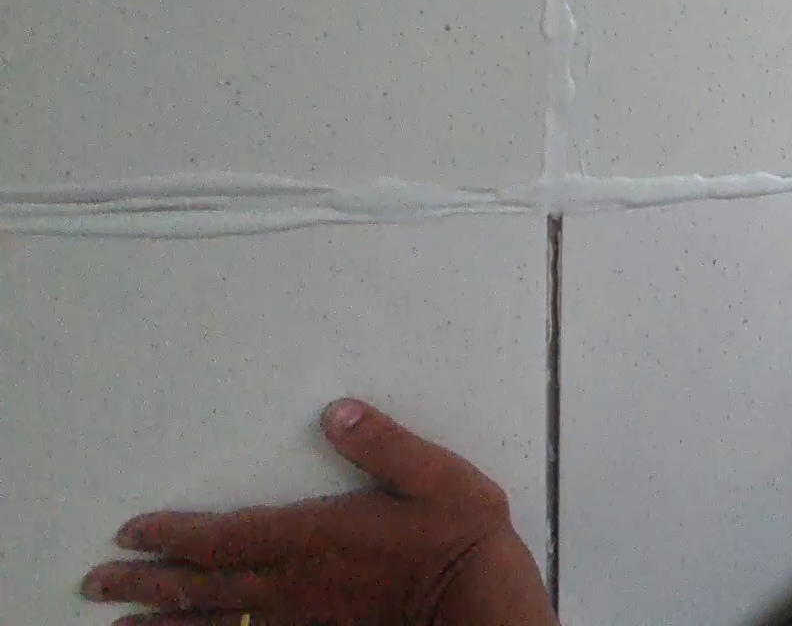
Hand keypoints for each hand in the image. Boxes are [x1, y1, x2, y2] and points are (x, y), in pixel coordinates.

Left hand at [81, 399, 553, 625]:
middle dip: (148, 580)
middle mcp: (292, 579)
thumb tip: (336, 411)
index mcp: (315, 534)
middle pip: (204, 584)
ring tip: (118, 624)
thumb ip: (383, 443)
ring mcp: (299, 613)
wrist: (470, 591)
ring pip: (212, 621)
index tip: (132, 531)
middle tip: (97, 581)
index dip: (175, 534)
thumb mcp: (433, 472)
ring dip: (160, 620)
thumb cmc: (455, 526)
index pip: (226, 536)